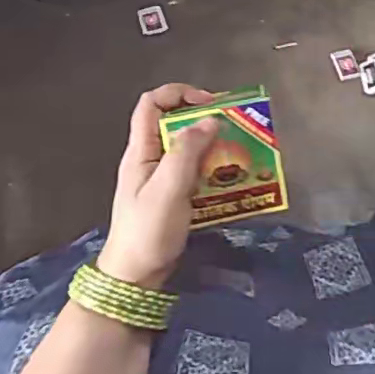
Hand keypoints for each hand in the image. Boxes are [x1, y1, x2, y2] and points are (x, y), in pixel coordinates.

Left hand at [98, 84, 219, 287]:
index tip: (210, 104)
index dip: (179, 94)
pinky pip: (194, 172)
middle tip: (234, 127)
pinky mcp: (173, 197)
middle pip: (174, 123)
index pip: (151, 104)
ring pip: (188, 149)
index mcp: (141, 151)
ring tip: (239, 153)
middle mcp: (150, 159)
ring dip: (213, 146)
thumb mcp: (168, 188)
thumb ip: (187, 152)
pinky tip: (231, 180)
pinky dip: (213, 170)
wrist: (135, 279)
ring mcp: (161, 179)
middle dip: (204, 120)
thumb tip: (210, 120)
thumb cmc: (148, 232)